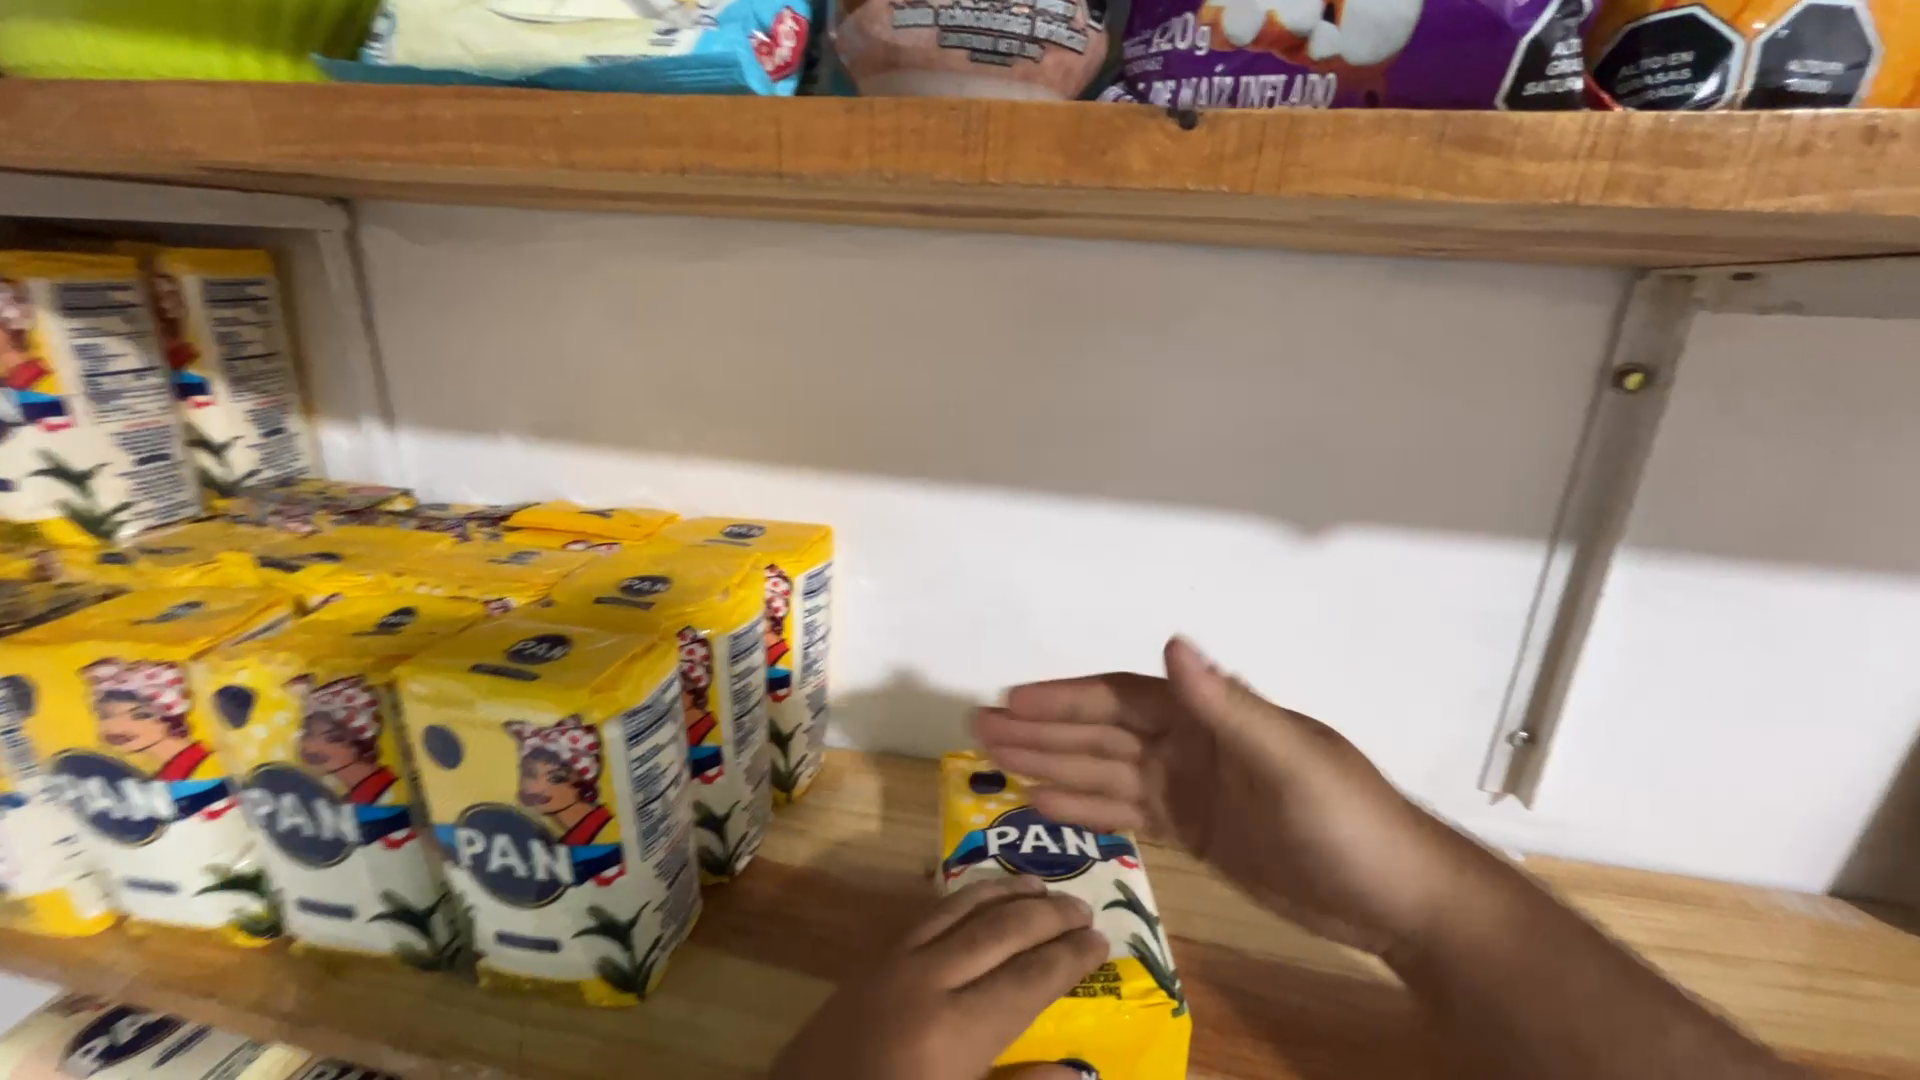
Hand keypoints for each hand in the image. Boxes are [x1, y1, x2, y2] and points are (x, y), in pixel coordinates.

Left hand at [771, 876, 1107, 1079]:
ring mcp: (897, 962)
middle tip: (1083, 908)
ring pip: (965, 909)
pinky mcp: (874, 957)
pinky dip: (965, 897)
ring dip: (1008, 893)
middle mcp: (929, 982)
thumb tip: (1075, 1073)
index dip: (1069, 959)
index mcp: (954, 1034)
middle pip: (1002, 932)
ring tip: (1043, 885)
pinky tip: (982, 894)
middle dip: (1048, 917)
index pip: (1029, 981)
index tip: (1102, 941)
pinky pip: (930, 913)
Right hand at [973, 636, 1477, 955]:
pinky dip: (1084, 809)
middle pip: (1101, 732)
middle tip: (980, 729)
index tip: (1012, 699)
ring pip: (1104, 771)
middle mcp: (1190, 743)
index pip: (1121, 698)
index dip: (1064, 699)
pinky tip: (1042, 805)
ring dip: (1051, 766)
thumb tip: (1171, 641)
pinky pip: (1125, 813)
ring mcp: (1188, 788)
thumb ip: (1226, 706)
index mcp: (1210, 715)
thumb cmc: (1348, 822)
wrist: (1397, 900)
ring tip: (994, 763)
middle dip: (1042, 731)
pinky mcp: (1192, 831)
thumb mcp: (1289, 762)